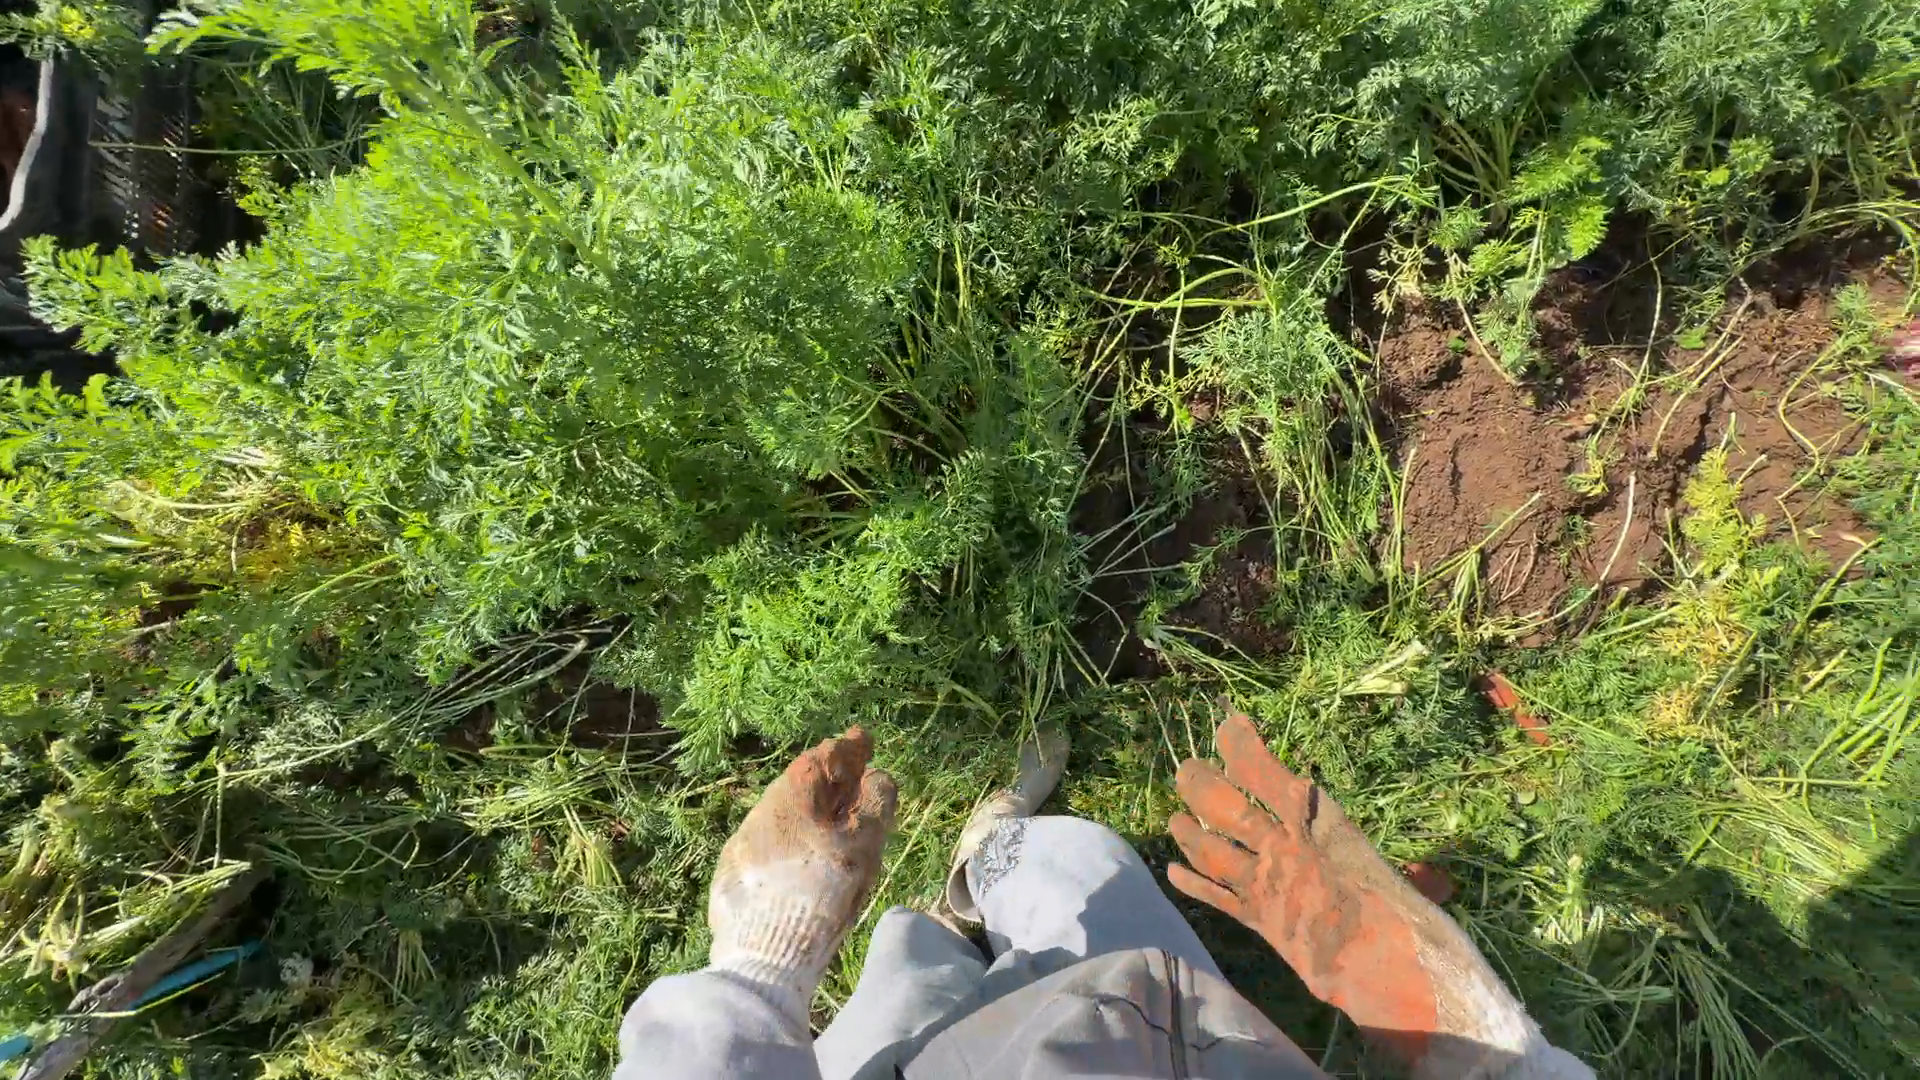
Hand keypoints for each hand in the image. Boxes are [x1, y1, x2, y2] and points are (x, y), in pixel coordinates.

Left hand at [708, 727, 895, 1024]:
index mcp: (795, 793)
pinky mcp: (730, 873)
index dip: (851, 748)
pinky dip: (788, 840)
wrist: (762, 956)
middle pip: (802, 783)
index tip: (865, 739)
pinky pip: (766, 843)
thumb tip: (876, 777)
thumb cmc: (823, 891)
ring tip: (829, 823)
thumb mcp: (864, 844)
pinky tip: (799, 859)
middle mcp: (762, 808)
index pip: (827, 756)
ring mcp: (741, 841)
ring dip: (808, 811)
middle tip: (852, 781)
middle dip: (830, 779)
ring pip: (782, 813)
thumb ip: (876, 802)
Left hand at [1168, 711, 1570, 1077]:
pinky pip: (1215, 898)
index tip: (1228, 724)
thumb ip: (1407, 874)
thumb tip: (1434, 879)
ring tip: (1174, 818)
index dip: (1241, 745)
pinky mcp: (1259, 921)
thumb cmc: (1413, 922)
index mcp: (1317, 823)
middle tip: (1186, 769)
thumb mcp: (1400, 881)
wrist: (1397, 978)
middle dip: (1200, 783)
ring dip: (1188, 831)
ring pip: (1210, 846)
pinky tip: (1172, 871)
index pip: (1265, 772)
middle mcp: (1283, 846)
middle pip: (1225, 805)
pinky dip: (1192, 883)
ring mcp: (1265, 884)